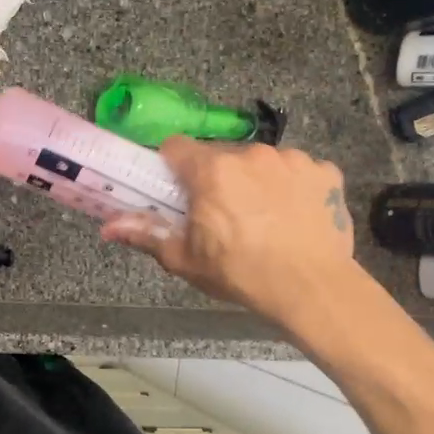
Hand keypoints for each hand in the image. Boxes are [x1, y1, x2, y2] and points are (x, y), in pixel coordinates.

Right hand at [100, 138, 357, 326]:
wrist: (313, 287)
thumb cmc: (240, 273)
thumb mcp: (183, 259)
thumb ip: (145, 235)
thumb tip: (107, 228)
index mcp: (211, 171)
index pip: (176, 146)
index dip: (170, 165)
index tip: (174, 188)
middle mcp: (251, 155)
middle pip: (220, 156)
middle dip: (215, 178)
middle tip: (218, 213)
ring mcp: (293, 160)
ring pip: (259, 162)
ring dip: (253, 180)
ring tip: (260, 217)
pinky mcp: (326, 172)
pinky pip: (297, 171)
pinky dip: (291, 187)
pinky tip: (292, 215)